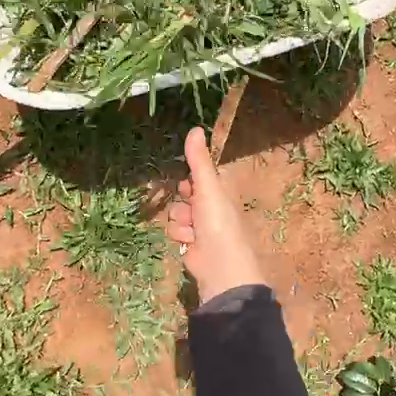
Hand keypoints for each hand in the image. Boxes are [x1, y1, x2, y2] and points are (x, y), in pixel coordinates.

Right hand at [166, 126, 265, 301]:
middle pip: (184, 193)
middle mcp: (211, 207)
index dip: (192, 179)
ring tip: (193, 230)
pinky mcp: (189, 242)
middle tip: (192, 206)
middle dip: (184, 200)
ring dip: (180, 220)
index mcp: (221, 191)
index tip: (190, 183)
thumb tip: (195, 128)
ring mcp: (200, 226)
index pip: (200, 176)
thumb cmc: (219, 224)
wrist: (220, 267)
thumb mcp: (208, 188)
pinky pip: (174, 230)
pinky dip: (179, 235)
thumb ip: (199, 161)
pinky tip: (189, 243)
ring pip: (176, 212)